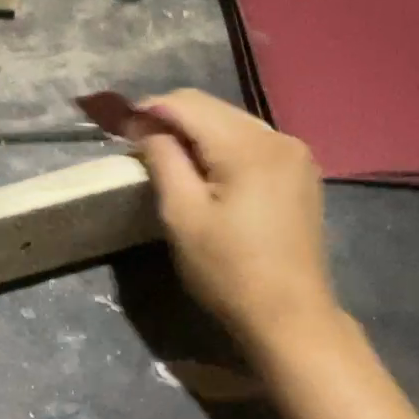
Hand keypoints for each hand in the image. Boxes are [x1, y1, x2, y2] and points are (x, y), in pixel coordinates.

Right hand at [130, 89, 340, 350]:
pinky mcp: (301, 174)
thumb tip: (143, 126)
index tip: (117, 126)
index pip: (188, 104)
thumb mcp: (182, 216)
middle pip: (214, 109)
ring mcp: (296, 155)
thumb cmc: (227, 270)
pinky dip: (222, 149)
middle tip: (135, 144)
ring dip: (197, 134)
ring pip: (234, 124)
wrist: (288, 314)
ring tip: (165, 159)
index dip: (148, 109)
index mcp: (249, 146)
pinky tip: (205, 173)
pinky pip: (253, 144)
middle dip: (172, 120)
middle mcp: (279, 137)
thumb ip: (163, 161)